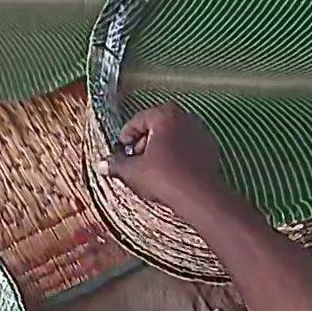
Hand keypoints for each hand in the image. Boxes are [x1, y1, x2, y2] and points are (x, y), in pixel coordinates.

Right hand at [96, 103, 245, 217]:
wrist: (197, 196)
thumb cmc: (163, 177)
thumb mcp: (133, 171)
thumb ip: (116, 165)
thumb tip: (101, 164)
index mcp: (165, 114)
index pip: (138, 120)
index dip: (125, 136)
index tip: (120, 150)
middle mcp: (185, 117)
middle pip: (157, 127)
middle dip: (144, 143)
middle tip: (134, 161)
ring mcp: (200, 133)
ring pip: (173, 138)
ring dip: (160, 151)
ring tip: (151, 170)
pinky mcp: (210, 150)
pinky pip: (187, 150)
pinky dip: (176, 158)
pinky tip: (170, 175)